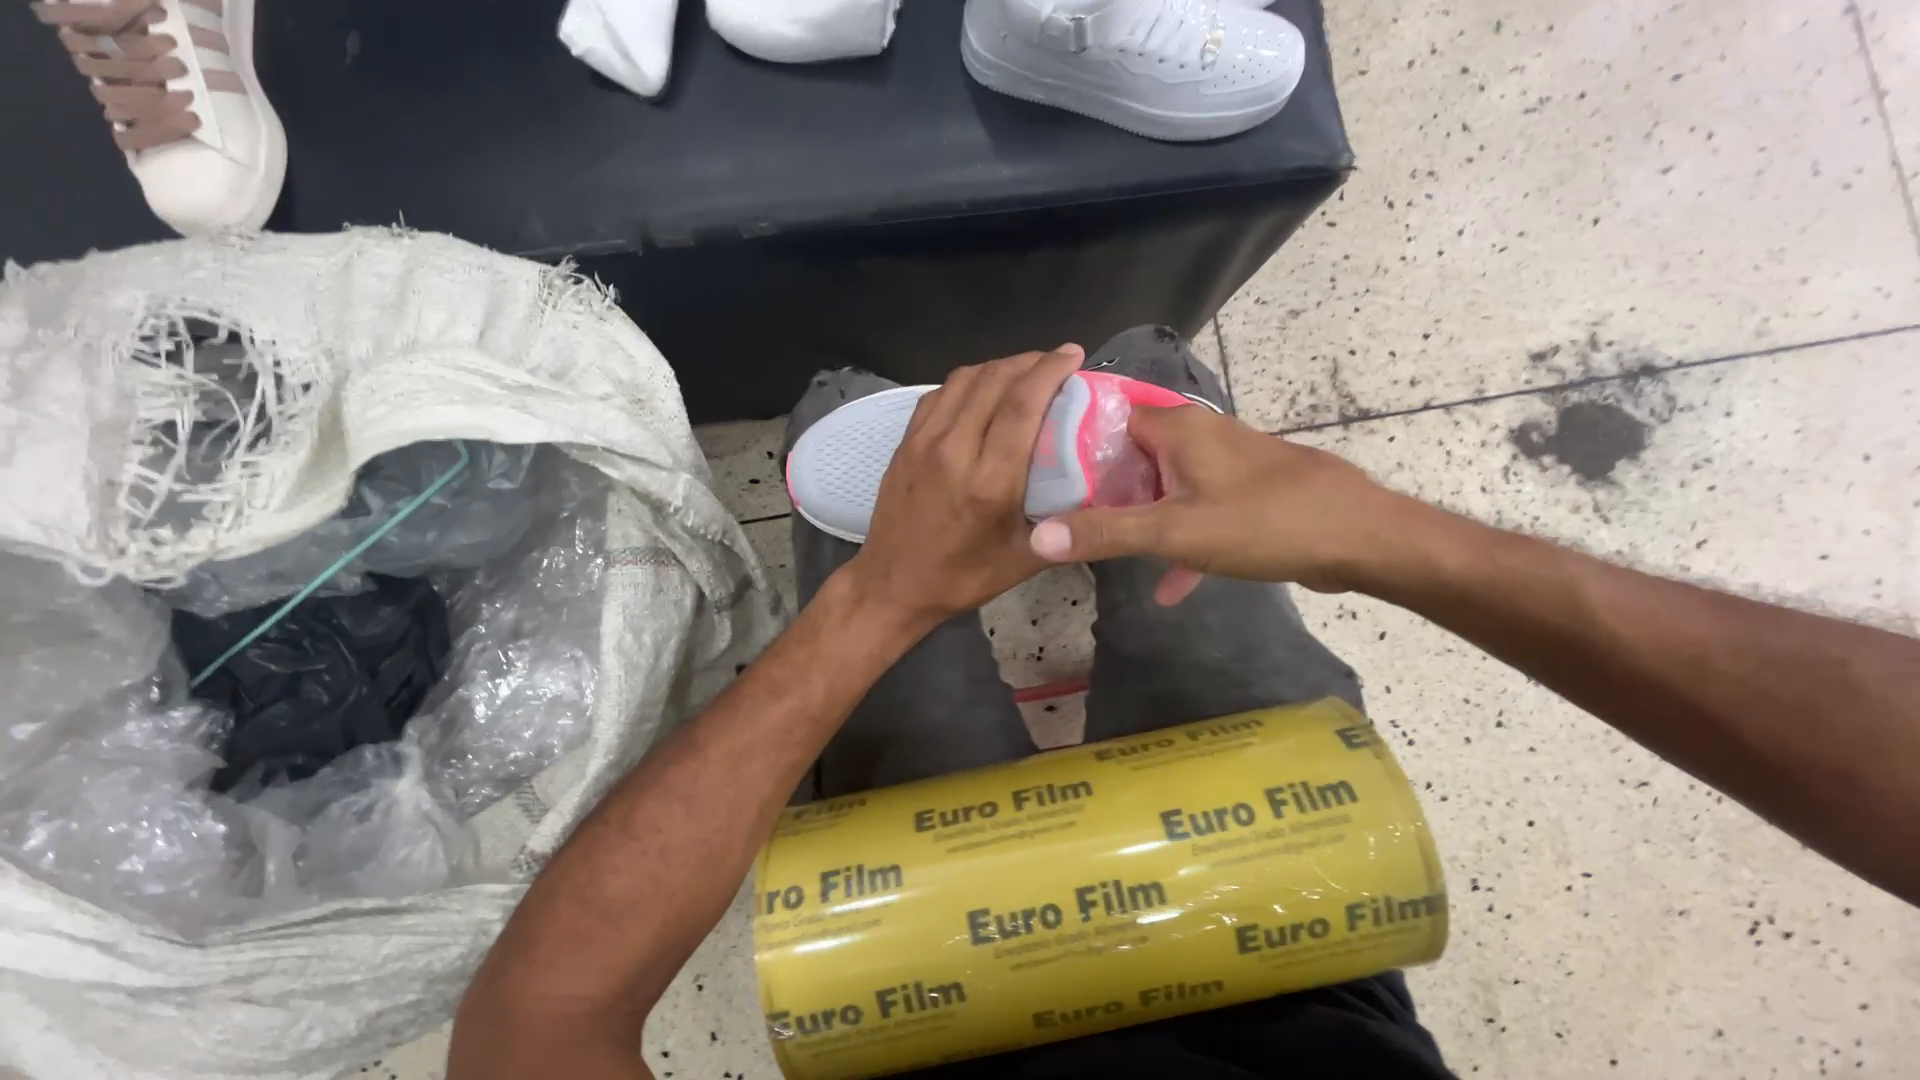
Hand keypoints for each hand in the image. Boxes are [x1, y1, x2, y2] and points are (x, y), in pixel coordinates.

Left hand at [841, 346, 1086, 624]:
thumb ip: (1065, 523)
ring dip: (999, 366)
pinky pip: (940, 394)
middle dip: (1030, 361)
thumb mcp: (1026, 559)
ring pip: (964, 380)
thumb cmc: (963, 577)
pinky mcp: (905, 443)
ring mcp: (922, 442)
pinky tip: (983, 390)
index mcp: (988, 480)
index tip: (1073, 356)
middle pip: (994, 380)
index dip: (1050, 370)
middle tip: (1057, 362)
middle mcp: (953, 450)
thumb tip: (1104, 492)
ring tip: (1024, 371)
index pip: (1022, 404)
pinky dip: (968, 382)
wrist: (893, 585)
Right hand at [1027, 404, 1426, 601]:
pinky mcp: (1246, 494)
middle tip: (1065, 524)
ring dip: (1139, 518)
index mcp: (1176, 428)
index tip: (1039, 481)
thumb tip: (1037, 536)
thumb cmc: (1262, 522)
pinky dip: (1180, 540)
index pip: (1104, 421)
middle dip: (1101, 491)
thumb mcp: (1174, 532)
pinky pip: (1197, 511)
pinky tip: (1168, 587)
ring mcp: (1226, 464)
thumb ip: (1106, 533)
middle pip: (1131, 455)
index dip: (1069, 448)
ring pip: (1164, 486)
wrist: (1361, 538)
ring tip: (1105, 551)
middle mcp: (1199, 434)